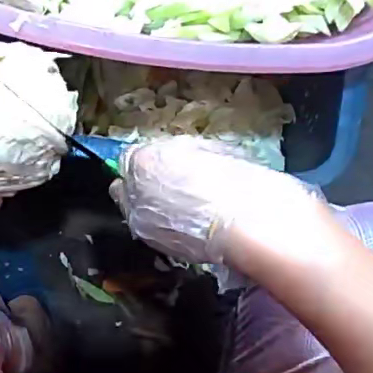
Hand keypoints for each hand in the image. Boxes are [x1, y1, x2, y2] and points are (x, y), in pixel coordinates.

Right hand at [110, 137, 329, 278]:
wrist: (252, 221)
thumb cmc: (188, 228)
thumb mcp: (143, 225)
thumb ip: (126, 202)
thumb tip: (120, 187)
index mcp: (143, 157)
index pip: (127, 162)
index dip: (134, 185)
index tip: (144, 206)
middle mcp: (174, 143)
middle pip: (162, 160)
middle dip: (165, 180)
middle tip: (176, 212)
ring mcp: (209, 147)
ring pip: (191, 163)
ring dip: (194, 182)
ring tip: (206, 214)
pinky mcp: (240, 156)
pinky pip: (219, 170)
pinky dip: (220, 185)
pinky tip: (229, 210)